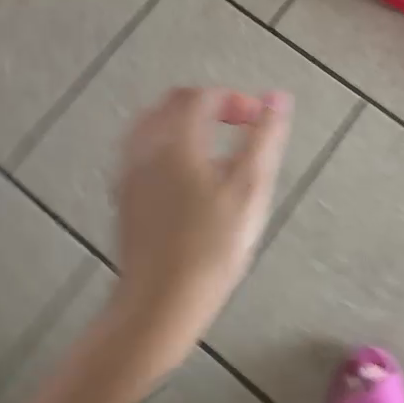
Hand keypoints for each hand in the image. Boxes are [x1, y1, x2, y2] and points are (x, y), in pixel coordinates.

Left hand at [110, 87, 291, 368]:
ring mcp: (130, 176)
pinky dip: (169, 147)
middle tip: (240, 125)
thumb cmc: (212, 246)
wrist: (160, 305)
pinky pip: (143, 153)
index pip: (202, 97)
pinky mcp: (125, 201)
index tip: (259, 120)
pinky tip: (191, 176)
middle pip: (173, 105)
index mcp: (176, 141)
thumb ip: (265, 136)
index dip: (235, 99)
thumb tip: (278, 96)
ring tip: (217, 148)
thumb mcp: (251, 187)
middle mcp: (146, 150)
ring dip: (186, 125)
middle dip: (210, 105)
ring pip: (153, 127)